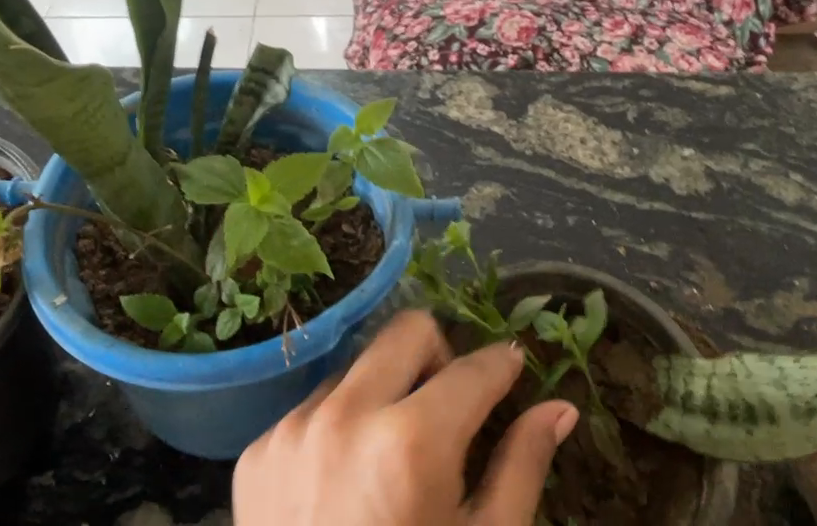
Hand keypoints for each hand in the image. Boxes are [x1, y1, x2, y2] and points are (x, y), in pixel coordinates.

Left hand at [234, 310, 578, 525]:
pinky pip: (310, 409)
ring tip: (389, 457)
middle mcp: (346, 417)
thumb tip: (559, 409)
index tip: (510, 367)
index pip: (473, 369)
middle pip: (406, 331)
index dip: (501, 365)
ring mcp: (293, 431)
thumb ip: (521, 468)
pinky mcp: (257, 452)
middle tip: (448, 407)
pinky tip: (343, 485)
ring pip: (355, 369)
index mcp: (412, 442)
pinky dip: (338, 429)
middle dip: (439, 356)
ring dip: (383, 394)